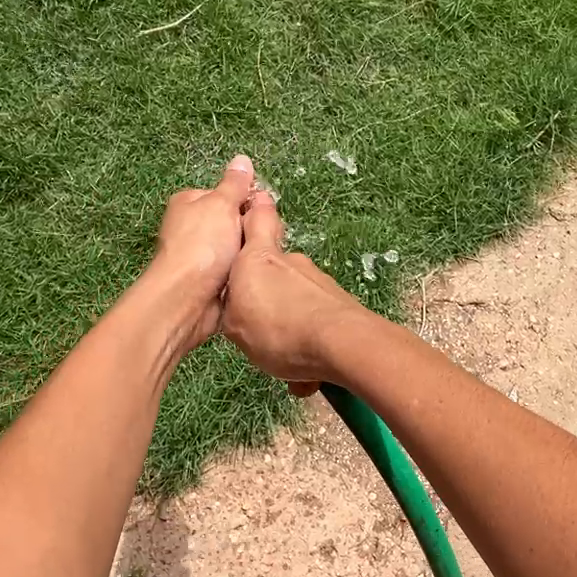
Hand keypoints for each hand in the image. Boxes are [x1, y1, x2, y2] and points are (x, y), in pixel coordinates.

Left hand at [140, 154, 256, 350]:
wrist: (187, 298)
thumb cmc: (202, 244)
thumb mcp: (222, 205)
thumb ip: (235, 184)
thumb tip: (242, 158)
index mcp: (190, 202)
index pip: (229, 194)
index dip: (249, 202)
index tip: (263, 211)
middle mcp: (193, 226)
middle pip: (237, 220)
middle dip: (253, 228)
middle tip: (265, 237)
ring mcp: (202, 254)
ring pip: (241, 246)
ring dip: (252, 252)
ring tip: (263, 258)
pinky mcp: (211, 279)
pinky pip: (238, 268)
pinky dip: (247, 270)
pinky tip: (256, 274)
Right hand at [220, 190, 373, 391]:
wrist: (343, 343)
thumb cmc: (279, 330)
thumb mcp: (235, 324)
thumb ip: (233, 310)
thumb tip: (240, 308)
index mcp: (260, 260)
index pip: (257, 221)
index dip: (254, 211)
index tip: (255, 199)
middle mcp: (293, 264)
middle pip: (274, 273)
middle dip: (265, 300)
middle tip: (256, 330)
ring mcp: (319, 283)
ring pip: (294, 306)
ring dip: (288, 333)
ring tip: (286, 364)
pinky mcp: (339, 304)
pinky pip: (315, 327)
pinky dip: (309, 349)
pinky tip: (308, 377)